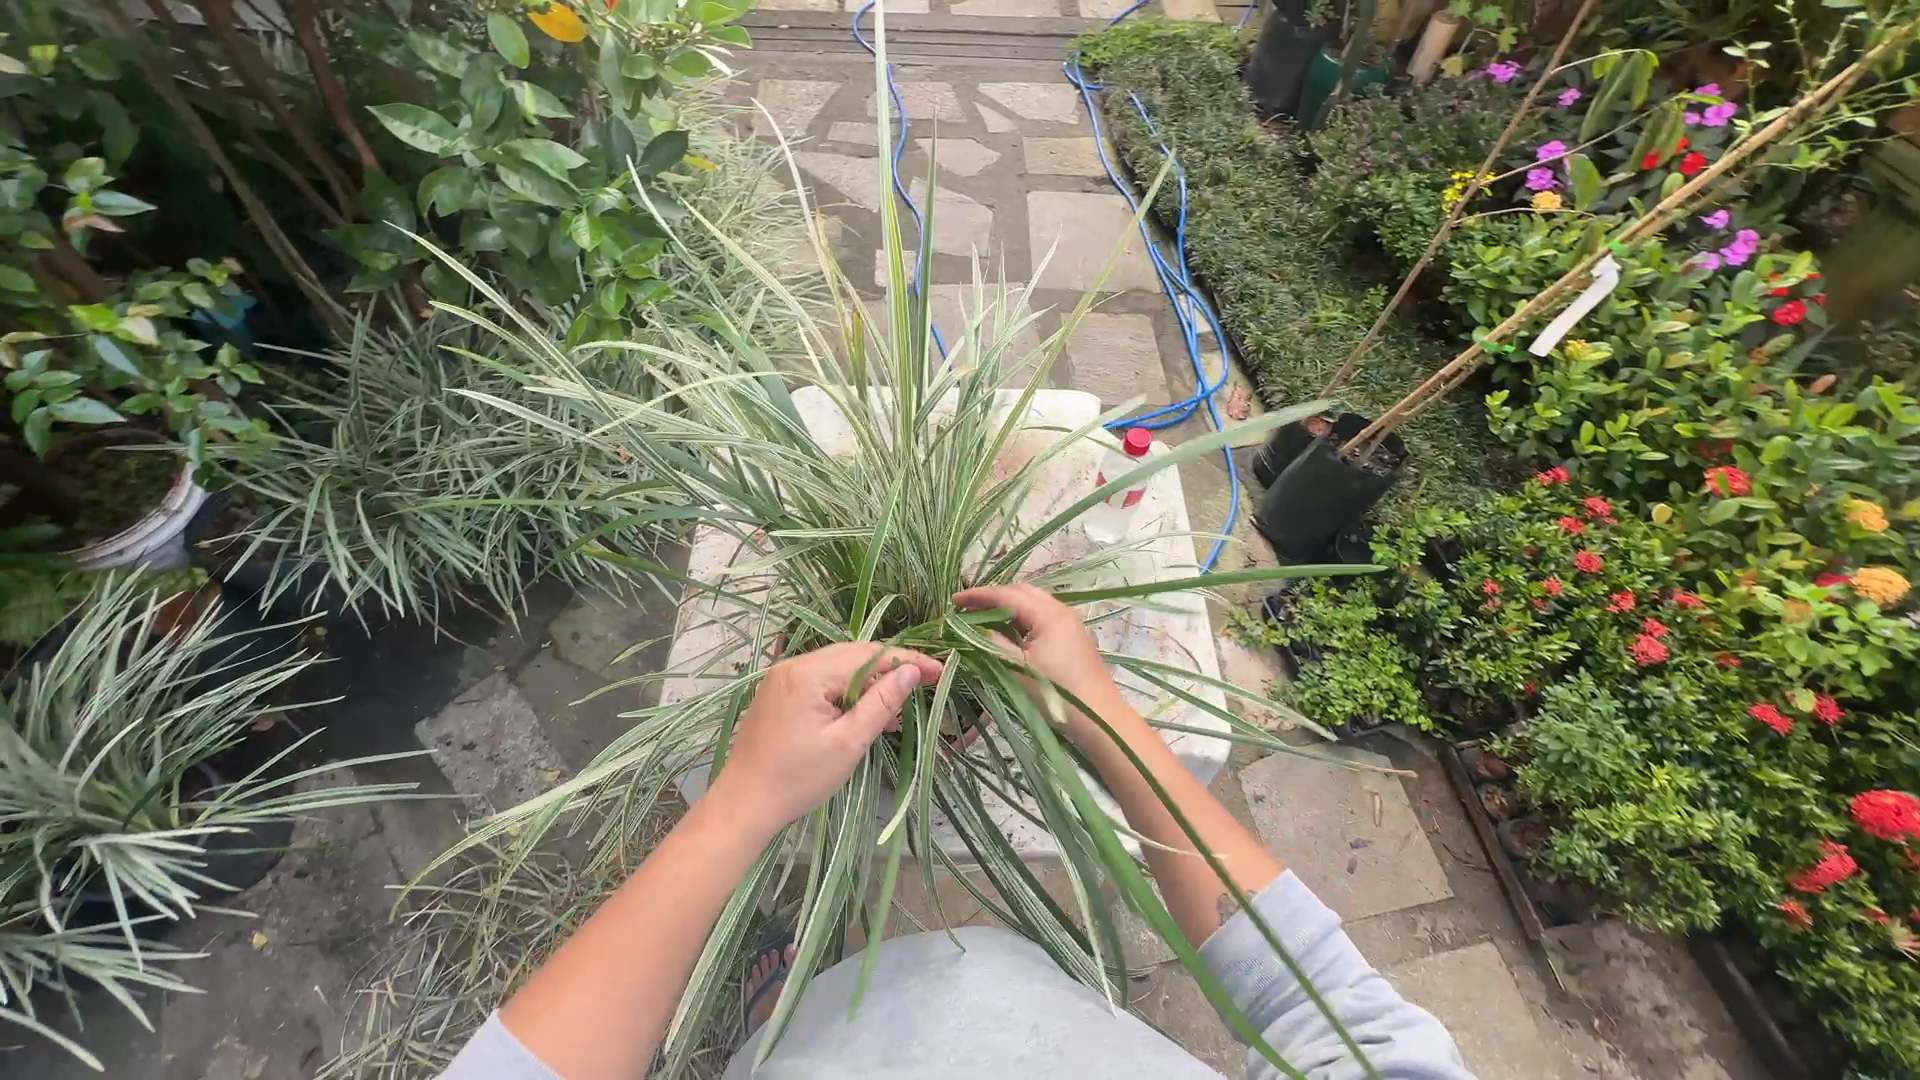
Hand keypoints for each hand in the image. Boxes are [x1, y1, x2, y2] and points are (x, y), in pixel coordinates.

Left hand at [710, 643, 943, 834]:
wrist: (743, 805)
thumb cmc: (797, 780)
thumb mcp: (848, 743)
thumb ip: (881, 703)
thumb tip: (911, 671)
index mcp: (809, 673)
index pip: (870, 654)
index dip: (908, 661)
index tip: (940, 671)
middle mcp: (793, 665)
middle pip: (854, 655)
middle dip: (890, 669)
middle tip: (925, 686)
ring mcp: (783, 677)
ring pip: (838, 667)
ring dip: (868, 683)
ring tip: (892, 715)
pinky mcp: (779, 692)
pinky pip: (822, 680)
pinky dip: (846, 692)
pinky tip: (862, 715)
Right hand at [952, 584, 1131, 746]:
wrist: (1099, 717)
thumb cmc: (1057, 693)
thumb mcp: (1017, 669)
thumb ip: (993, 643)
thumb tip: (971, 628)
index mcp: (1048, 615)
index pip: (1007, 594)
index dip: (979, 595)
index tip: (954, 600)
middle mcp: (1061, 610)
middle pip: (1022, 592)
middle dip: (993, 596)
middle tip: (967, 607)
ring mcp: (1070, 622)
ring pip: (1033, 602)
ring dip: (1008, 605)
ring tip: (983, 617)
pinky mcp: (1073, 635)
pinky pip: (1042, 615)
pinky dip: (1022, 617)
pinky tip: (1009, 630)